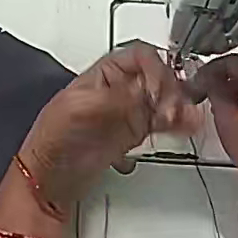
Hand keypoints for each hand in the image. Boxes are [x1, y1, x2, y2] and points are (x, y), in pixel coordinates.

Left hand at [18, 42, 203, 208]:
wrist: (49, 180)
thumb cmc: (52, 141)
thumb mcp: (78, 111)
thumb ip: (113, 98)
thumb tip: (143, 90)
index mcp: (103, 74)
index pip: (140, 56)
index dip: (156, 69)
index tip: (160, 91)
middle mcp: (119, 89)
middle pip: (159, 76)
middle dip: (171, 89)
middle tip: (171, 109)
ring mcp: (129, 111)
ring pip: (165, 98)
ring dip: (179, 105)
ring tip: (184, 119)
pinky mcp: (135, 133)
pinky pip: (164, 122)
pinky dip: (179, 122)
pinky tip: (187, 126)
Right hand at [194, 54, 237, 179]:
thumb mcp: (224, 115)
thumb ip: (214, 90)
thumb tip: (207, 79)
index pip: (235, 61)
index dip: (213, 67)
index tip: (201, 77)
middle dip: (221, 77)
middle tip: (204, 88)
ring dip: (230, 88)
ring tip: (214, 102)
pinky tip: (228, 113)